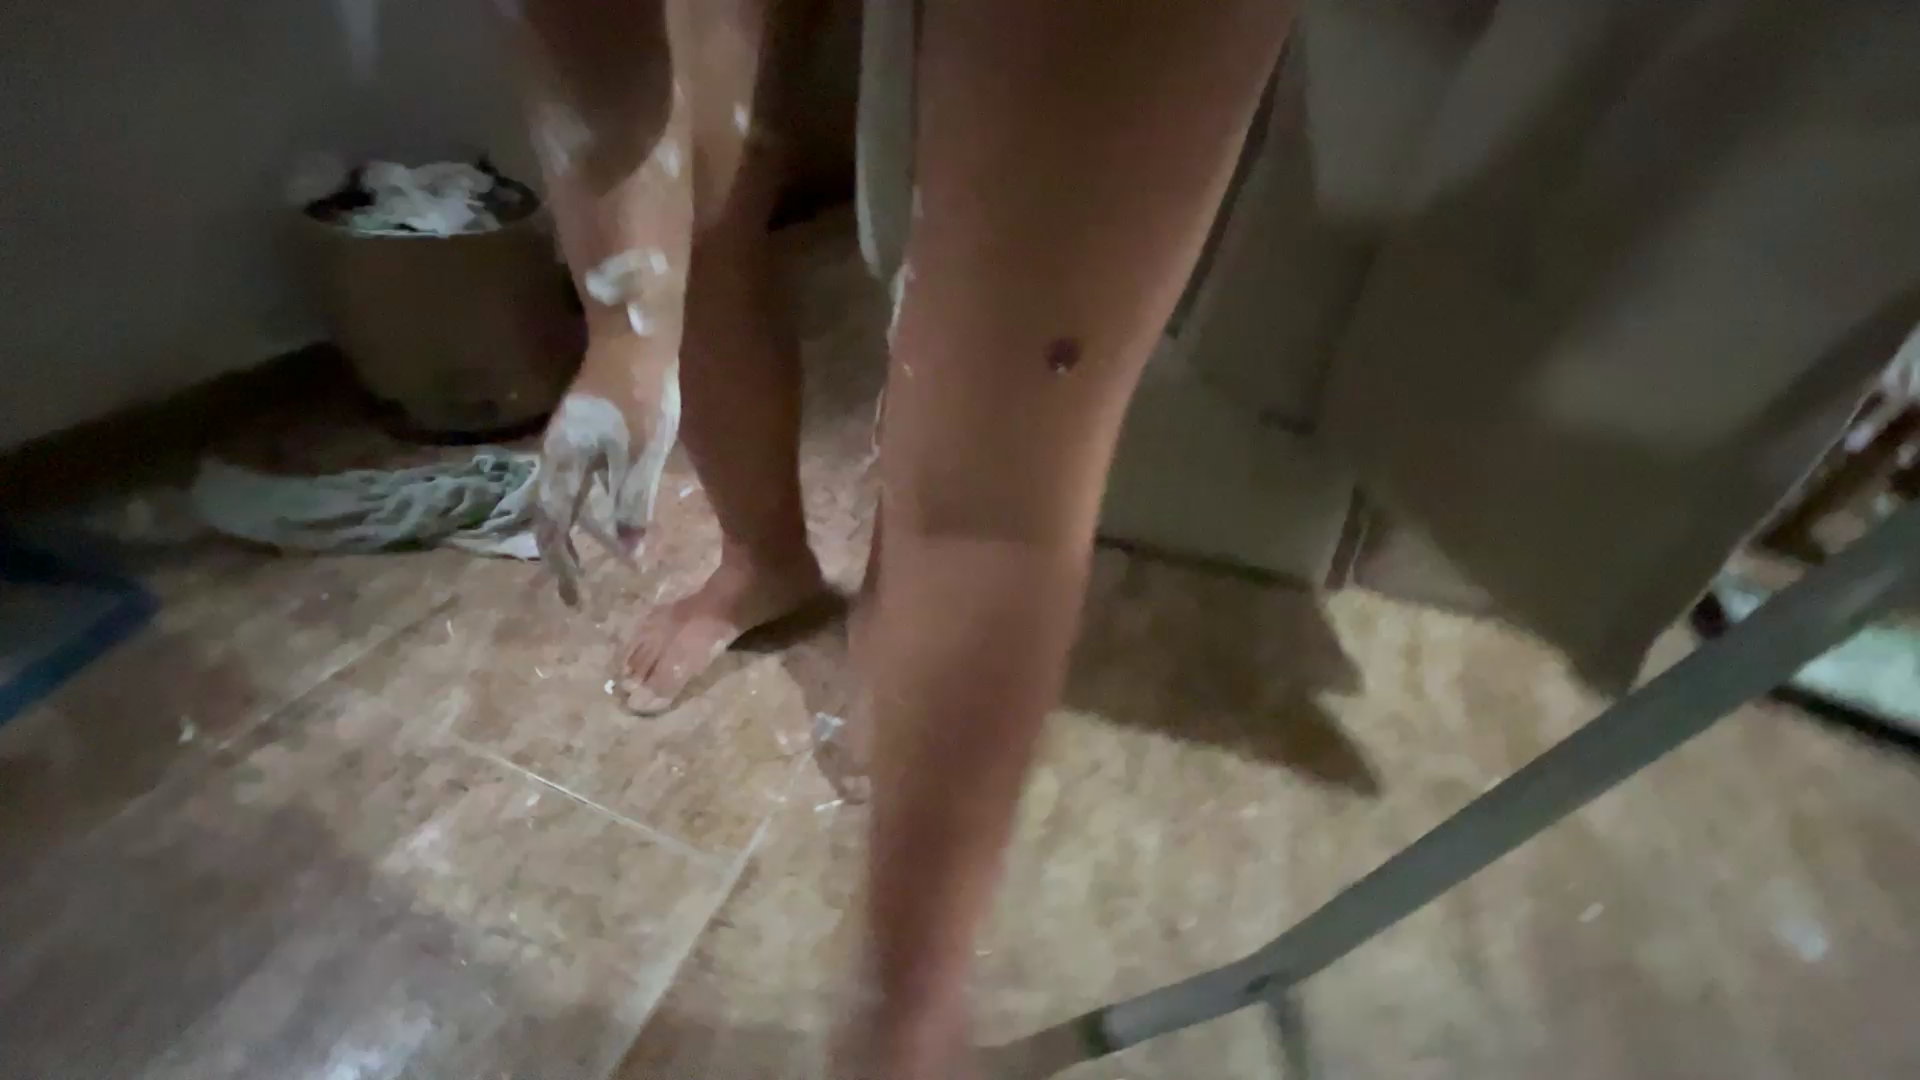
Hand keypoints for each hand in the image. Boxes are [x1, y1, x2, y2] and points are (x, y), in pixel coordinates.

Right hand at [533, 355, 680, 605]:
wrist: (635, 339)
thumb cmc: (641, 399)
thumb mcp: (640, 459)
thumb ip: (632, 507)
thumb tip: (630, 556)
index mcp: (562, 467)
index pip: (553, 530)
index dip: (563, 568)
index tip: (574, 601)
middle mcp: (555, 457)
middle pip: (551, 517)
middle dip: (564, 555)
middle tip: (579, 588)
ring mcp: (568, 441)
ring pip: (565, 499)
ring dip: (579, 530)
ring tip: (603, 553)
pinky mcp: (585, 429)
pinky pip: (580, 480)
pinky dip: (591, 504)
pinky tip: (611, 510)